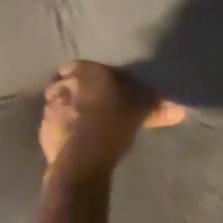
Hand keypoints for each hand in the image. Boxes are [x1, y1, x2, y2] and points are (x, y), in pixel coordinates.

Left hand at [39, 63, 183, 182]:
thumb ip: (157, 106)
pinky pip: (49, 125)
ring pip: (54, 102)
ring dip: (63, 108)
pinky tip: (68, 137)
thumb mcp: (140, 110)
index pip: (78, 64)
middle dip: (71, 90)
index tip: (93, 83)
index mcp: (85, 70)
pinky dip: (58, 128)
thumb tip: (181, 108)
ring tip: (76, 120)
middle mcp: (63, 84)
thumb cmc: (114, 122)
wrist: (84, 158)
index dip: (84, 73)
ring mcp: (49, 108)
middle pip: (63, 82)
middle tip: (85, 102)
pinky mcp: (42, 131)